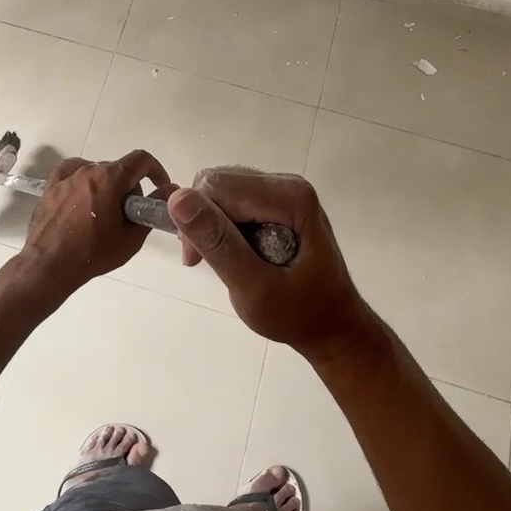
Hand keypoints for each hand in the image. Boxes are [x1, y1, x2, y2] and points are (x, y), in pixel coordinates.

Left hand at [20, 150, 173, 294]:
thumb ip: (150, 212)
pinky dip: (83, 181)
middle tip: (128, 215)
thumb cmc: (92, 253)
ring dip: (107, 187)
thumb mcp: (131, 239)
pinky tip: (83, 197)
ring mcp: (66, 176)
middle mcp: (88, 169)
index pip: (141, 160)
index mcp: (109, 178)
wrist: (49, 265)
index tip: (159, 188)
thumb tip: (166, 193)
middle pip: (118, 169)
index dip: (156, 171)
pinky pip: (72, 173)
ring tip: (103, 215)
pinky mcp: (50, 186)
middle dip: (129, 188)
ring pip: (96, 172)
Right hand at [167, 168, 380, 364]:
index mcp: (290, 198)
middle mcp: (288, 184)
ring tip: (221, 260)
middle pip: (218, 182)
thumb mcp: (253, 289)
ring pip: (222, 188)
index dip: (197, 220)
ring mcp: (284, 190)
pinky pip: (234, 198)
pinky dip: (223, 224)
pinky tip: (232, 252)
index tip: (196, 261)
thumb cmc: (298, 315)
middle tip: (204, 262)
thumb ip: (218, 243)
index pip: (217, 186)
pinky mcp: (278, 200)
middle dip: (202, 220)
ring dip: (210, 223)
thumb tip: (177, 199)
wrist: (334, 328)